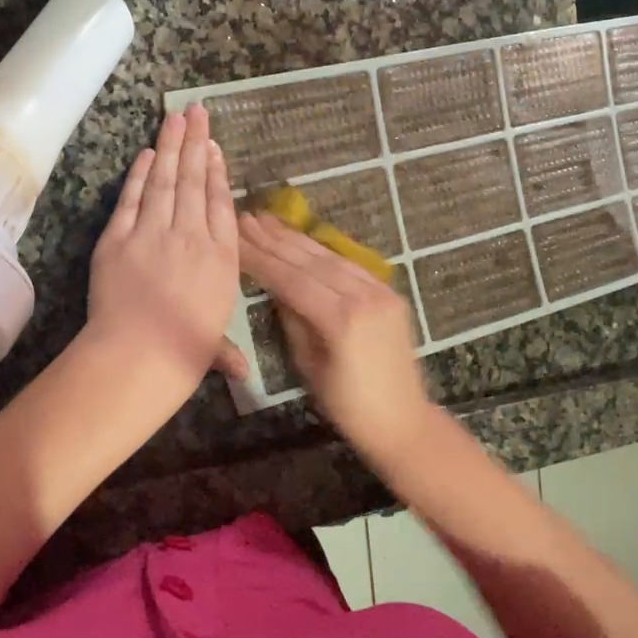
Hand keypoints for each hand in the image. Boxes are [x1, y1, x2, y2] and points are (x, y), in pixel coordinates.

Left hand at [86, 103, 247, 387]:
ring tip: (175, 117)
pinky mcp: (118, 237)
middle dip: (196, 143)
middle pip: (194, 181)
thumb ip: (225, 348)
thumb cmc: (183, 355)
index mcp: (222, 259)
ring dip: (170, 146)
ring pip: (165, 180)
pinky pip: (132, 198)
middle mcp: (192, 236)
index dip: (217, 172)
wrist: (138, 354)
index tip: (214, 147)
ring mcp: (154, 232)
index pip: (220, 204)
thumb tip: (238, 370)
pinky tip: (146, 154)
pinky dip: (139, 174)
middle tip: (197, 112)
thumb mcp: (214, 348)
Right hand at [237, 213, 431, 454]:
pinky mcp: (389, 293)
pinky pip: (350, 265)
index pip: (291, 279)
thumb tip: (277, 289)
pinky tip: (302, 239)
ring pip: (330, 257)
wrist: (401, 418)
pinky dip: (322, 251)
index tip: (235, 240)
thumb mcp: (309, 365)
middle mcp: (363, 297)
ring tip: (267, 221)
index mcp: (341, 320)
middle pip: (310, 261)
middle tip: (246, 218)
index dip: (261, 259)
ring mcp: (380, 291)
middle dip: (275, 240)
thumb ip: (294, 321)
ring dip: (296, 238)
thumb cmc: (347, 405)